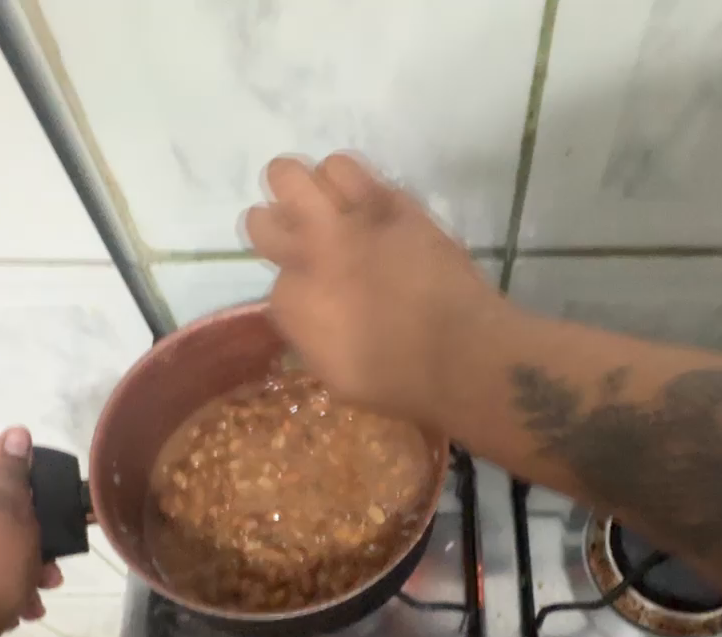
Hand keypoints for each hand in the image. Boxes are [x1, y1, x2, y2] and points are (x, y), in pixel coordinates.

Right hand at [244, 153, 508, 421]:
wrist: (459, 353)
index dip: (295, 286)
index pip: (275, 281)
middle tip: (301, 237)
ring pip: (296, 175)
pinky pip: (352, 170)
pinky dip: (353, 183)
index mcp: (292, 306)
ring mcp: (347, 222)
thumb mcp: (338, 379)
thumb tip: (314, 320)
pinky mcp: (389, 202)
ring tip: (331, 207)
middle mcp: (308, 256)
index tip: (313, 293)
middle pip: (262, 219)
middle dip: (277, 229)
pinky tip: (368, 203)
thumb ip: (313, 338)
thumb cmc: (400, 383)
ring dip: (309, 193)